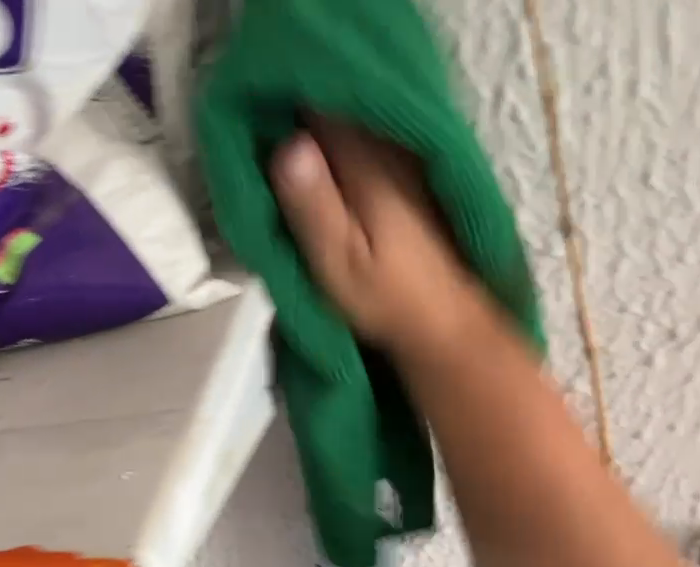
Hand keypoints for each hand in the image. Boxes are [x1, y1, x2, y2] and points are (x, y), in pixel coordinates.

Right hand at [270, 118, 497, 355]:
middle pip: (338, 114)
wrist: (445, 322)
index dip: (283, 116)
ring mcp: (405, 164)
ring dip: (322, 139)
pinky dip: (346, 153)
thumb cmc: (384, 298)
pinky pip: (370, 147)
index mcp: (367, 166)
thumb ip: (310, 204)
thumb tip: (285, 144)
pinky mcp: (412, 182)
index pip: (319, 111)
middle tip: (266, 155)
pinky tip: (330, 174)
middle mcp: (390, 152)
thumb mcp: (335, 259)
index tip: (254, 136)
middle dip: (300, 125)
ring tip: (290, 163)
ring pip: (355, 129)